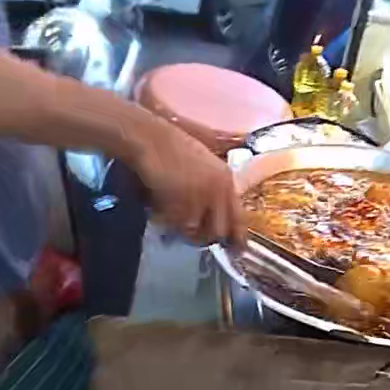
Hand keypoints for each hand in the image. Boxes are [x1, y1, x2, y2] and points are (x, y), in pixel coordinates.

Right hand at [129, 120, 243, 247]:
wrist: (150, 139)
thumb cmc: (171, 148)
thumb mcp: (204, 165)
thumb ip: (215, 189)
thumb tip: (217, 219)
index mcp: (227, 179)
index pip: (238, 217)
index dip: (238, 237)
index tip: (237, 250)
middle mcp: (219, 189)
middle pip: (219, 231)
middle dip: (205, 236)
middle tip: (190, 233)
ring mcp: (202, 196)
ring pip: (196, 230)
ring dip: (183, 228)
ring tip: (170, 216)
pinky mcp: (183, 201)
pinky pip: (177, 224)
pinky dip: (167, 221)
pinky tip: (160, 208)